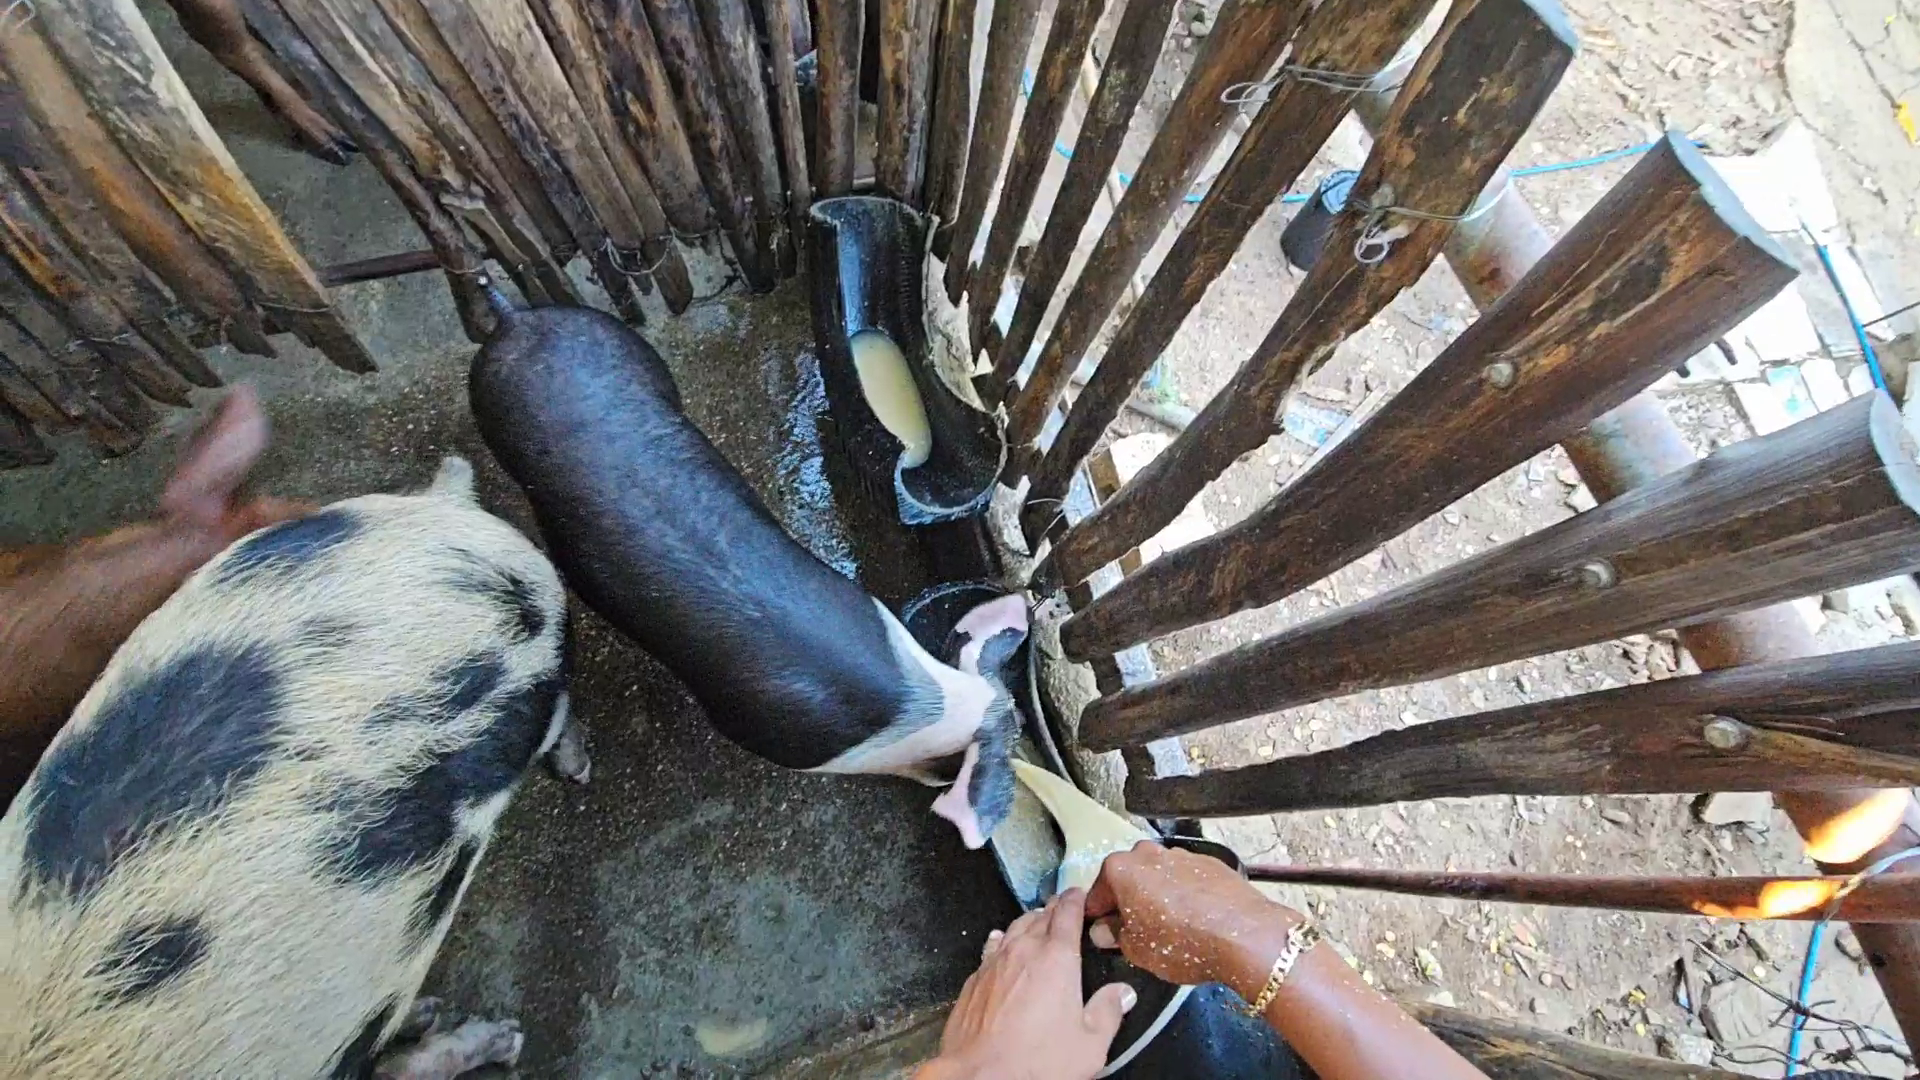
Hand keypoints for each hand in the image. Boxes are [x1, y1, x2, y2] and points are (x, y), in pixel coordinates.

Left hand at [918, 888, 1136, 1079]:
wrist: (980, 1076)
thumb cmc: (1041, 1061)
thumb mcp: (1089, 1045)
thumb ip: (1108, 1012)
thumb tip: (1124, 991)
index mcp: (1056, 957)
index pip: (1067, 913)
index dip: (1074, 899)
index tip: (1079, 892)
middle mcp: (1024, 948)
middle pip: (1040, 916)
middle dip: (1054, 908)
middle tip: (1062, 906)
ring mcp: (995, 959)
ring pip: (1014, 927)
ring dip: (1029, 921)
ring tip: (1037, 920)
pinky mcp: (975, 976)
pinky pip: (992, 947)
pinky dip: (1002, 939)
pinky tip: (1000, 941)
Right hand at [1084, 841, 1301, 996]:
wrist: (1243, 934)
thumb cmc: (1180, 942)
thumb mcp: (1136, 950)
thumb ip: (1114, 935)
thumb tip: (1103, 930)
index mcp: (1120, 868)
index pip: (1096, 894)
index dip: (1098, 917)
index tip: (1103, 934)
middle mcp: (1145, 852)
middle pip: (1128, 879)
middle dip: (1129, 902)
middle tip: (1139, 932)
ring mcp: (1178, 853)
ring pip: (1157, 876)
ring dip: (1158, 895)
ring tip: (1173, 927)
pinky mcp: (1208, 861)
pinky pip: (1186, 878)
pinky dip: (1185, 893)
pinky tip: (1197, 918)